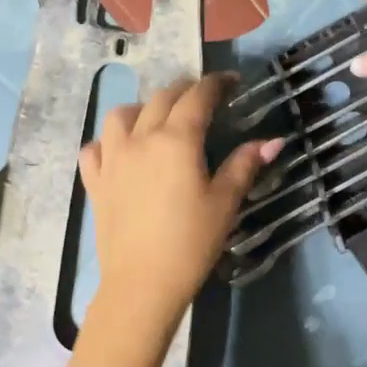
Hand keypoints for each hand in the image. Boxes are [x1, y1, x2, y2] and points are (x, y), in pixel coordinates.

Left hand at [78, 75, 279, 322]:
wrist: (143, 283)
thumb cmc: (191, 243)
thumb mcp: (225, 204)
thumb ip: (244, 166)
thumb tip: (272, 141)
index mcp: (177, 140)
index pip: (198, 97)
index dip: (216, 84)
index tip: (231, 83)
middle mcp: (140, 138)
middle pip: (161, 99)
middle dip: (184, 92)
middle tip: (202, 100)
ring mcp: (112, 159)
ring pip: (122, 115)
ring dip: (142, 109)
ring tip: (156, 120)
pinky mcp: (95, 182)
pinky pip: (95, 148)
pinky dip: (108, 141)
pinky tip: (119, 152)